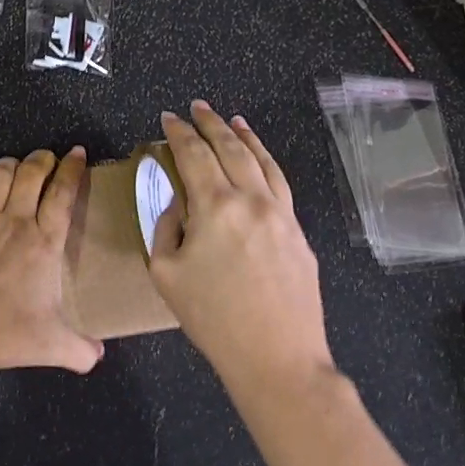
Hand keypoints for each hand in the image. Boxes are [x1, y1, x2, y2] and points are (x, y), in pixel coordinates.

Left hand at [0, 148, 104, 375]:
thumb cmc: (6, 334)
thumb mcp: (54, 346)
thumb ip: (81, 349)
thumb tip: (98, 355)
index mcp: (44, 242)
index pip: (63, 194)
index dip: (73, 169)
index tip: (78, 154)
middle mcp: (16, 220)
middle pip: (32, 172)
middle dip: (42, 159)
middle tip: (47, 158)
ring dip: (9, 164)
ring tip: (14, 166)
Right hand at [150, 102, 332, 384]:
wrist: (278, 359)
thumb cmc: (213, 318)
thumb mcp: (167, 272)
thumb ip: (165, 227)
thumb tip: (177, 201)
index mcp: (215, 206)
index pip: (193, 154)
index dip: (178, 132)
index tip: (168, 118)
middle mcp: (251, 200)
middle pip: (230, 148)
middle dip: (210, 123)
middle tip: (197, 106)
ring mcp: (282, 215)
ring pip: (262, 161)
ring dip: (244, 136)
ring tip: (232, 120)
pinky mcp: (299, 234)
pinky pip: (280, 185)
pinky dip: (266, 162)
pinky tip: (260, 161)